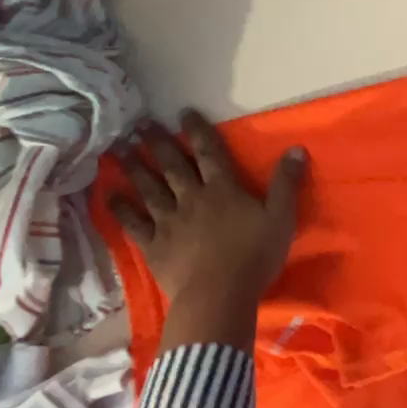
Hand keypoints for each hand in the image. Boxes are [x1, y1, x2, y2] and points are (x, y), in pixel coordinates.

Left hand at [109, 110, 306, 305]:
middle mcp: (192, 198)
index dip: (197, 131)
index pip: (209, 152)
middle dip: (157, 143)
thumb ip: (286, 182)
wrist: (218, 295)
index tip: (183, 112)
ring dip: (135, 168)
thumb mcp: (281, 217)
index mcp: (223, 189)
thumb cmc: (254, 255)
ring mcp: (169, 221)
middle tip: (140, 124)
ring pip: (149, 189)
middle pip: (173, 165)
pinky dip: (121, 209)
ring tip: (120, 151)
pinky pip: (133, 223)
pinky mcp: (153, 245)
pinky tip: (110, 196)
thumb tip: (296, 148)